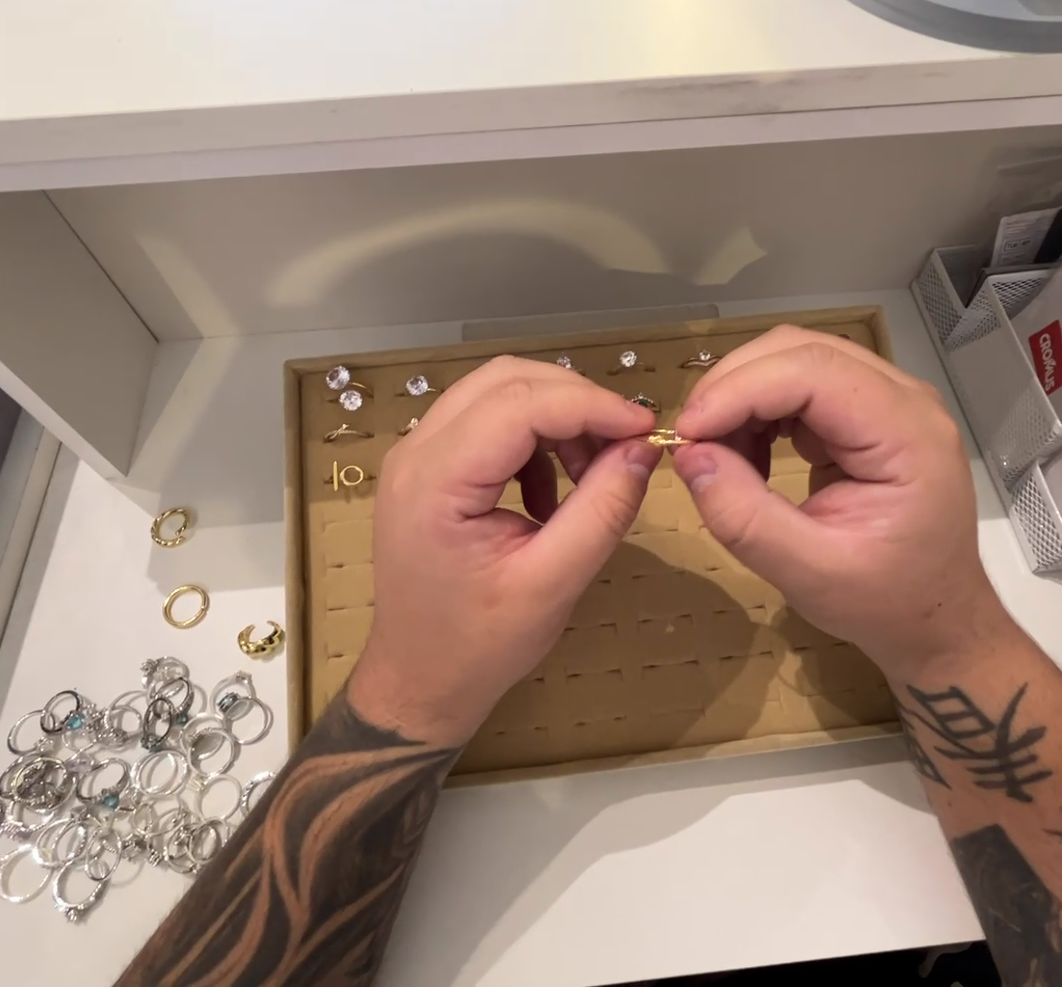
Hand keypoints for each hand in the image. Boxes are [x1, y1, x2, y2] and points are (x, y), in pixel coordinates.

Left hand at [349, 357, 661, 744]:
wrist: (419, 680)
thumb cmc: (479, 645)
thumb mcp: (553, 583)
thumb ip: (603, 510)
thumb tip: (644, 448)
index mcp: (435, 480)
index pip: (519, 404)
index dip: (590, 405)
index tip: (646, 428)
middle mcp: (416, 451)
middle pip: (506, 381)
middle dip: (575, 401)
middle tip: (625, 443)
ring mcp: (417, 455)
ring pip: (498, 394)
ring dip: (556, 418)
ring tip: (590, 474)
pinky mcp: (429, 467)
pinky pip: (490, 423)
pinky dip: (534, 441)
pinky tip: (550, 495)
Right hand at [671, 326, 1009, 682]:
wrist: (933, 617)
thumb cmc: (884, 601)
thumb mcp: (807, 573)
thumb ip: (743, 516)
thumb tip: (688, 456)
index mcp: (907, 434)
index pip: (813, 372)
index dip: (739, 391)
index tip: (686, 433)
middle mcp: (902, 399)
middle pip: (800, 350)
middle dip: (732, 386)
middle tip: (691, 441)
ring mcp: (883, 400)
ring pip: (792, 360)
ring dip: (740, 398)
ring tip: (717, 454)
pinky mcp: (861, 413)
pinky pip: (796, 386)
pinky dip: (756, 412)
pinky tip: (746, 456)